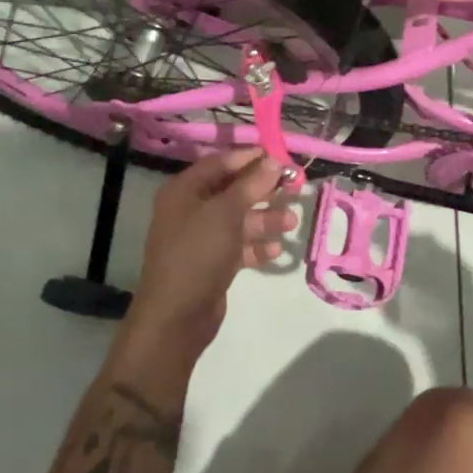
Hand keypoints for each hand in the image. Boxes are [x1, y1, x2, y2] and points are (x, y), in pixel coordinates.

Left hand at [124, 149, 296, 349]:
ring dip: (265, 219)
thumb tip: (273, 161)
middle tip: (294, 188)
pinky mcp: (212, 263)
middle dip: (263, 191)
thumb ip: (251, 185)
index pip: (220, 164)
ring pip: (238, 220)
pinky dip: (256, 246)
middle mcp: (190, 210)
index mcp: (184, 191)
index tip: (280, 157)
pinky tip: (276, 249)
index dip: (249, 158)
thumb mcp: (226, 213)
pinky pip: (238, 246)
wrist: (177, 315)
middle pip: (232, 192)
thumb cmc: (198, 253)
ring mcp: (201, 238)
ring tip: (291, 222)